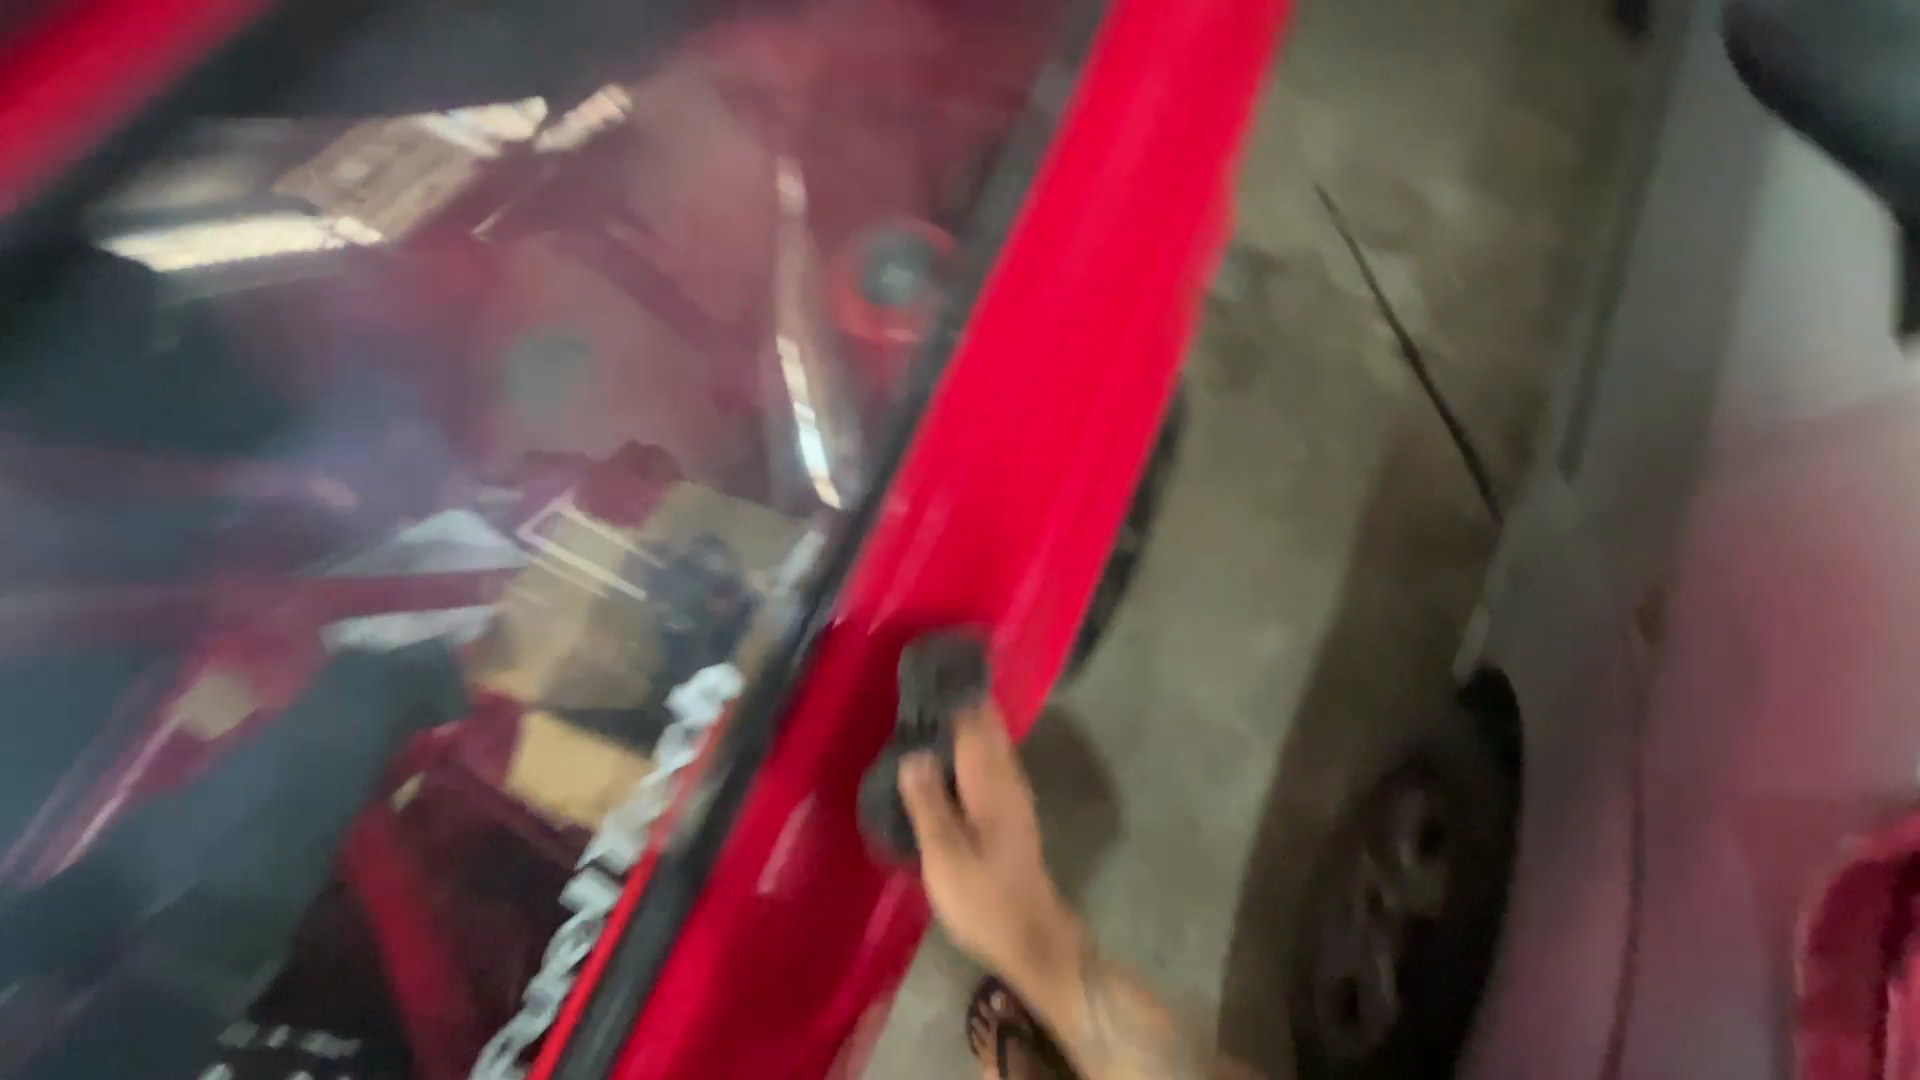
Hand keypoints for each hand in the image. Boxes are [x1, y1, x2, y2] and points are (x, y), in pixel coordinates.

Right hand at [897, 701, 1080, 995]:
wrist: (1030, 936)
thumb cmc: (984, 896)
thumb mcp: (945, 855)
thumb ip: (928, 802)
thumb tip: (914, 752)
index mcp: (990, 781)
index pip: (976, 722)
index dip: (957, 695)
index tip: (933, 671)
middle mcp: (1007, 779)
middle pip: (988, 727)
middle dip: (963, 703)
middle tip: (927, 687)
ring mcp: (1013, 796)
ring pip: (991, 745)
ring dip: (968, 724)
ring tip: (931, 714)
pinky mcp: (1011, 813)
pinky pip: (990, 764)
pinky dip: (972, 749)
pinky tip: (950, 758)